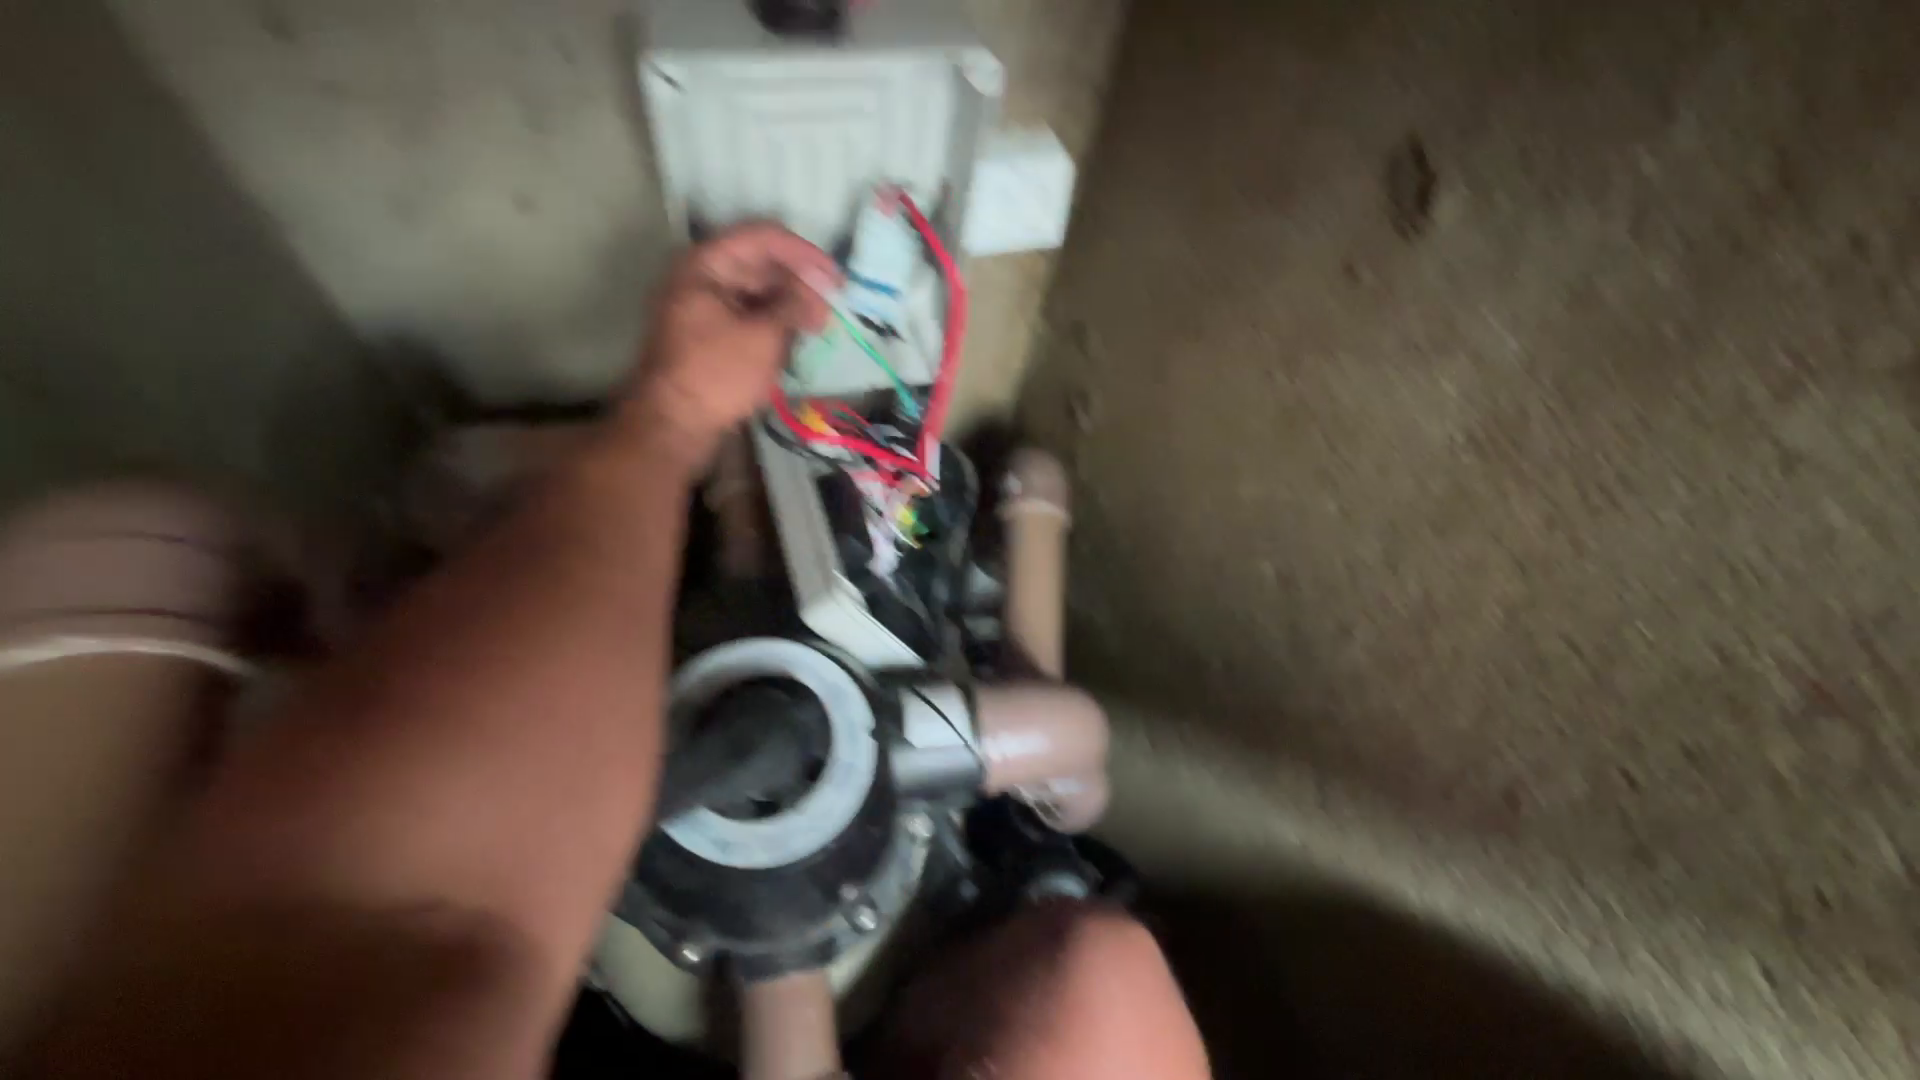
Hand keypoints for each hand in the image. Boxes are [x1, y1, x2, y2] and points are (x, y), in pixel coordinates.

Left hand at [622, 224, 837, 457]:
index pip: (764, 238)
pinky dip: (774, 321)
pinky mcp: (710, 335)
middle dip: (799, 281)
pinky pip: (748, 314)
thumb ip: (795, 304)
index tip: (837, 279)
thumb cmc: (717, 375)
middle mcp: (702, 277)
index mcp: (706, 264)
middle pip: (760, 263)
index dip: (805, 254)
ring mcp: (703, 306)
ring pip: (756, 291)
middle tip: (831, 307)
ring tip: (819, 325)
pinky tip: (797, 337)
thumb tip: (820, 289)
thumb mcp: (763, 336)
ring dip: (789, 303)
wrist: (673, 426)